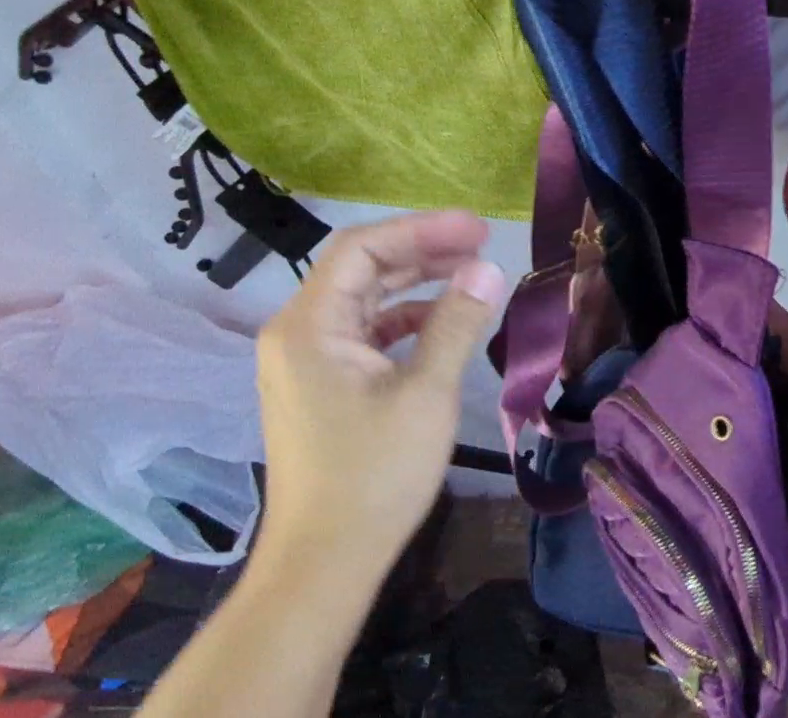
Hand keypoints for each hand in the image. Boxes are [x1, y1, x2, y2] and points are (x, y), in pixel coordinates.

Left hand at [255, 212, 507, 574]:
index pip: (361, 250)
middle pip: (361, 269)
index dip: (422, 230)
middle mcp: (298, 334)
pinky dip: (408, 316)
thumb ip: (456, 322)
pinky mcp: (324, 385)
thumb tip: (489, 268)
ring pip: (366, 299)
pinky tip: (445, 320)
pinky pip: (367, 331)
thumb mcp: (426, 391)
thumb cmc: (375, 472)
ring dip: (419, 281)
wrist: (326, 557)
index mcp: (309, 327)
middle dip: (424, 250)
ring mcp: (307, 361)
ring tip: (474, 274)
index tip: (479, 230)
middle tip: (485, 244)